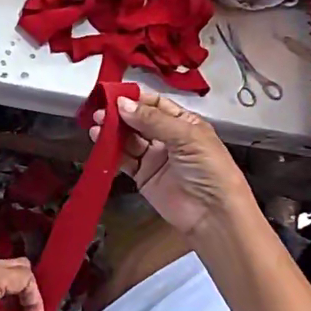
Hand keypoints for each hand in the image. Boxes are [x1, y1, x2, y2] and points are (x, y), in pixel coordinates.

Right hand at [91, 90, 250, 237]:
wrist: (213, 215)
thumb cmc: (209, 169)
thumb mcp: (186, 137)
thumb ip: (152, 120)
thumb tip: (122, 104)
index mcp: (184, 123)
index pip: (155, 104)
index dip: (135, 99)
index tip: (114, 96)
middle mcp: (167, 137)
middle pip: (138, 120)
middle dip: (119, 115)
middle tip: (101, 112)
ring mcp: (154, 157)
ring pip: (128, 139)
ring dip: (112, 132)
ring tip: (97, 126)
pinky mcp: (142, 176)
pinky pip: (124, 160)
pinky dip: (111, 152)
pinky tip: (100, 143)